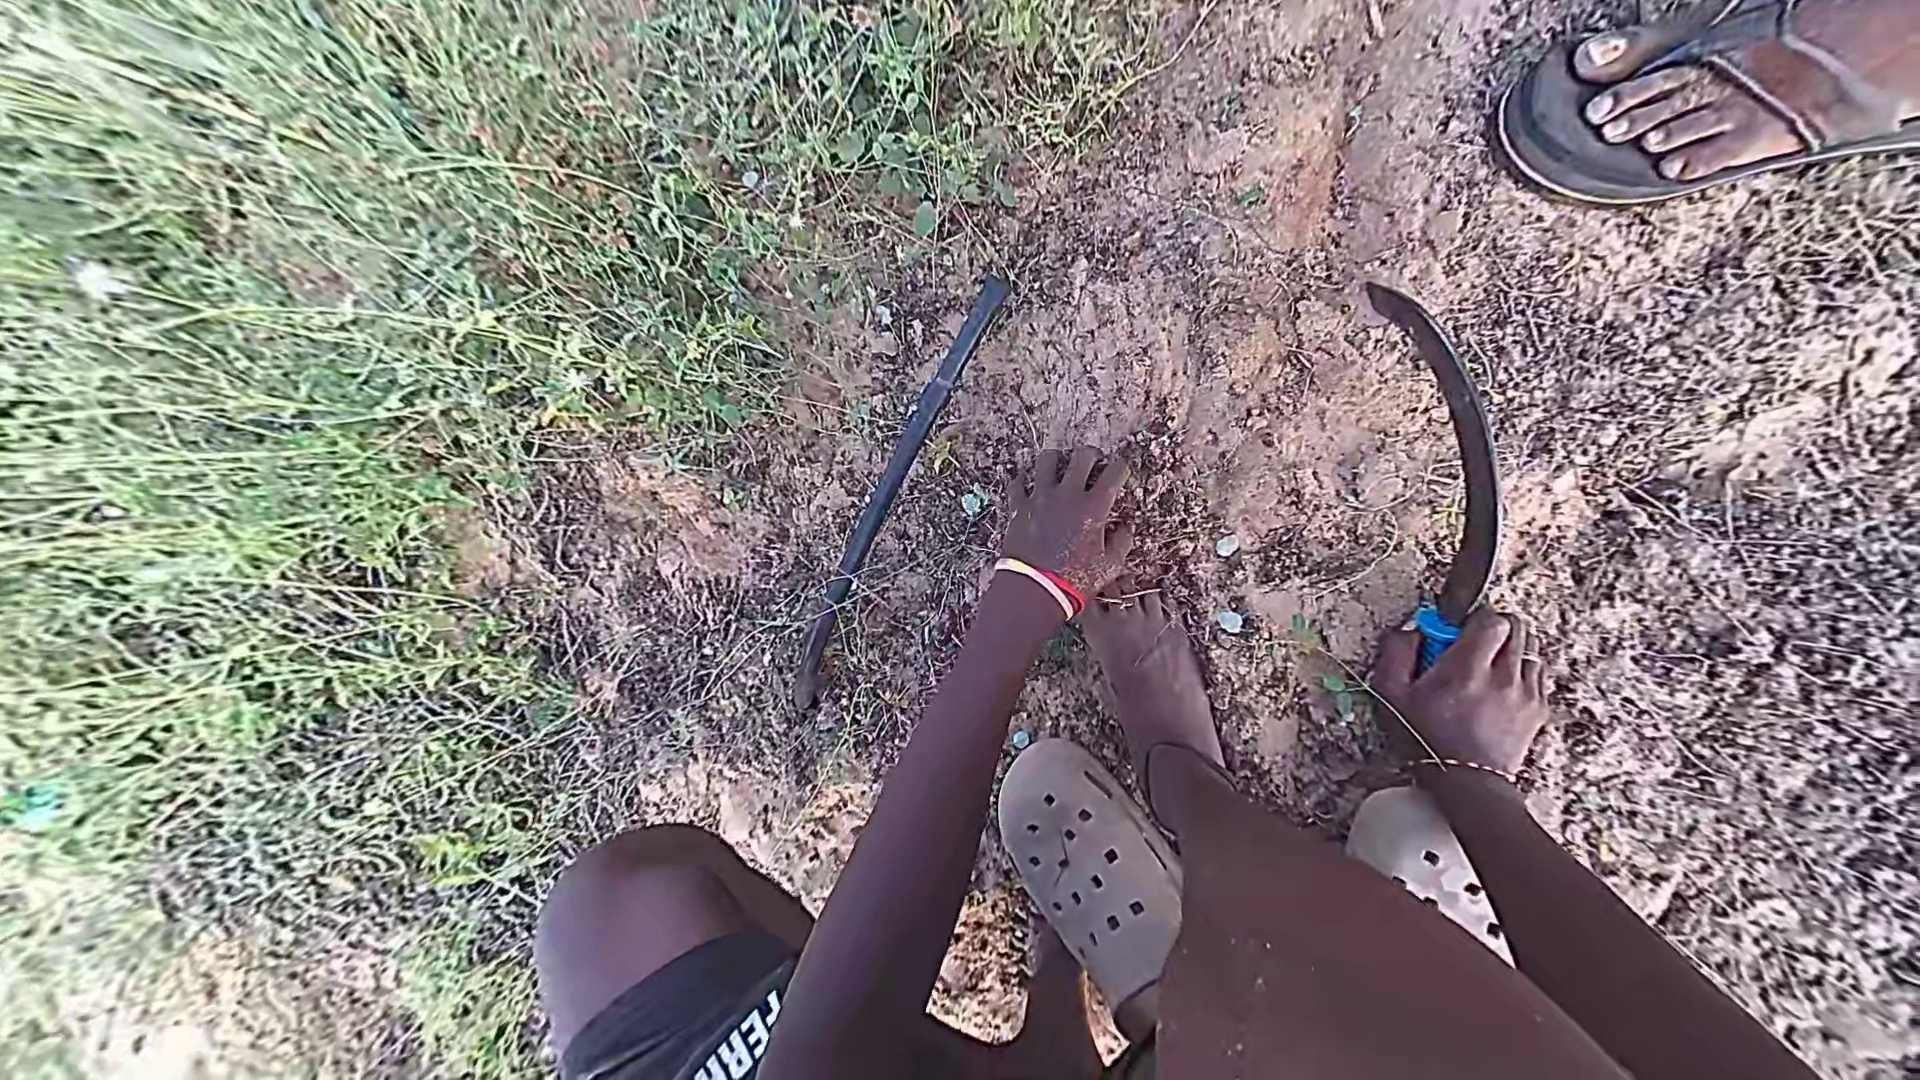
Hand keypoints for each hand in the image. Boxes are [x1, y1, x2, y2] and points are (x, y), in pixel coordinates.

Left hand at [1002, 446, 1132, 594]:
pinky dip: (1024, 481)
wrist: (1034, 589)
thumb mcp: (1110, 565)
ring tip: (1059, 467)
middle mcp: (1067, 495)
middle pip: (1082, 456)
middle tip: (1093, 461)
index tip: (1121, 467)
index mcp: (1093, 507)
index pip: (1114, 472)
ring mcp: (1040, 498)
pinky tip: (1029, 486)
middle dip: (1091, 455)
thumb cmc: (1075, 580)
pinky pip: (1018, 483)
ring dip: (1057, 459)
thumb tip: (1127, 527)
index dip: (1121, 466)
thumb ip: (1122, 541)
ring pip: (1047, 460)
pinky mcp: (1019, 506)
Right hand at [1372, 608, 1546, 775]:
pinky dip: (1518, 667)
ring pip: (1529, 647)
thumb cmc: (1424, 735)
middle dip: (1491, 626)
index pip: (1491, 620)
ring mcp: (1527, 692)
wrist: (1466, 779)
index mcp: (1466, 669)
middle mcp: (1504, 677)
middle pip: (1517, 626)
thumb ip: (1397, 652)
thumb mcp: (1390, 692)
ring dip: (1506, 646)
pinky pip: (1536, 671)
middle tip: (1466, 643)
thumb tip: (1410, 628)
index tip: (1451, 631)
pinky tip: (1495, 683)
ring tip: (1482, 663)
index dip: (1471, 617)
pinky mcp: (1539, 707)